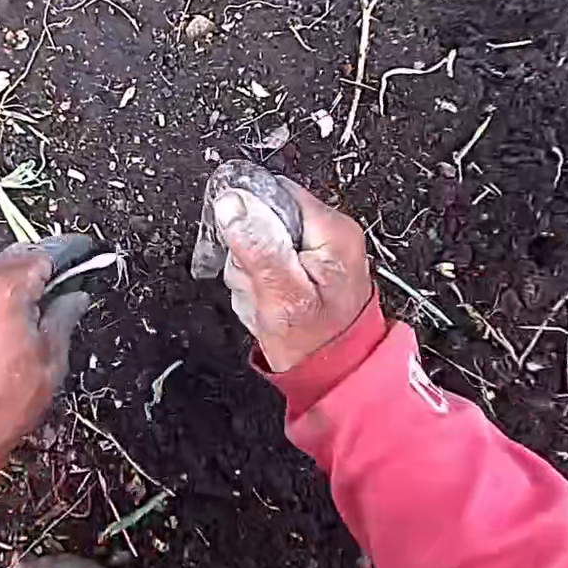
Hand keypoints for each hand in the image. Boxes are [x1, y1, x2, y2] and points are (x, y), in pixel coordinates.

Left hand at [0, 239, 91, 457]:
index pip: (46, 256)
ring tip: (53, 288)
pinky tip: (24, 303)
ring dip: (27, 273)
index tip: (91, 252)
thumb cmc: (10, 397)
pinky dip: (7, 287)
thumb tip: (76, 295)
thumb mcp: (52, 355)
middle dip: (49, 260)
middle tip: (76, 269)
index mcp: (5, 290)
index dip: (72, 254)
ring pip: (1, 269)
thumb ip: (65, 314)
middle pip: (21, 256)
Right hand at [215, 179, 374, 371]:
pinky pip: (268, 259)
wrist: (333, 375)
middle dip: (249, 253)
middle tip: (261, 285)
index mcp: (331, 231)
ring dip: (252, 272)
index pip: (276, 192)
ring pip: (261, 240)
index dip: (249, 217)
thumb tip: (234, 203)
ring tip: (268, 298)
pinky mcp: (308, 264)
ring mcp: (319, 249)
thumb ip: (259, 247)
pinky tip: (271, 301)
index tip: (241, 247)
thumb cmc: (314, 342)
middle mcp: (330, 233)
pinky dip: (261, 281)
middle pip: (265, 216)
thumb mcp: (281, 295)